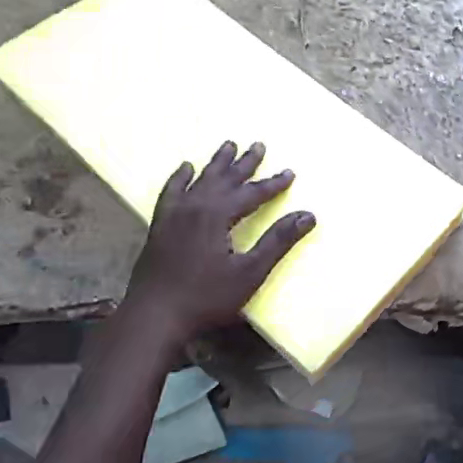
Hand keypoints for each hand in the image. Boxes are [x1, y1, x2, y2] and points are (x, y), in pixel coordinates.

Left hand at [120, 141, 314, 337]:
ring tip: (228, 145)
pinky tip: (184, 169)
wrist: (153, 317)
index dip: (272, 184)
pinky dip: (179, 178)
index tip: (290, 173)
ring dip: (216, 163)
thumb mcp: (250, 272)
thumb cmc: (206, 297)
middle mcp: (194, 208)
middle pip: (224, 179)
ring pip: (199, 180)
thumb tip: (308, 215)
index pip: (251, 193)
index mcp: (217, 216)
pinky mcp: (159, 227)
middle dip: (244, 163)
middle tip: (258, 145)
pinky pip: (171, 192)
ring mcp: (173, 216)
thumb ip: (278, 241)